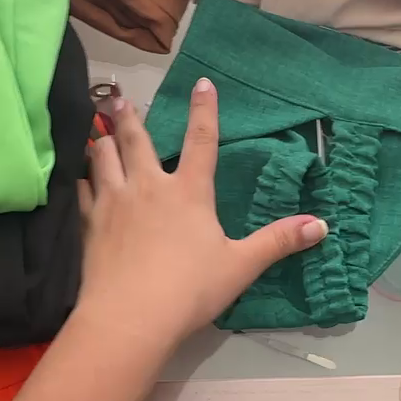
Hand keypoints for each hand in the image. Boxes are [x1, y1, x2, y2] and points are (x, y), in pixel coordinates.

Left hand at [74, 77, 326, 349]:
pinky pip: (82, 191)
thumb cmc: (190, 290)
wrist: (130, 317)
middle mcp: (148, 186)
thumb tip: (321, 225)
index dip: (204, 109)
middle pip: (136, 140)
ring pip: (102, 158)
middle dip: (128, 117)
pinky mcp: (90, 224)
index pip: (201, 140)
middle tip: (118, 98)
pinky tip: (79, 178)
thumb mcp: (241, 266)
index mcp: (189, 191)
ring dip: (101, 141)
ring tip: (97, 131)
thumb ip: (278, 242)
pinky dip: (81, 179)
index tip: (201, 83)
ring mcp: (114, 202)